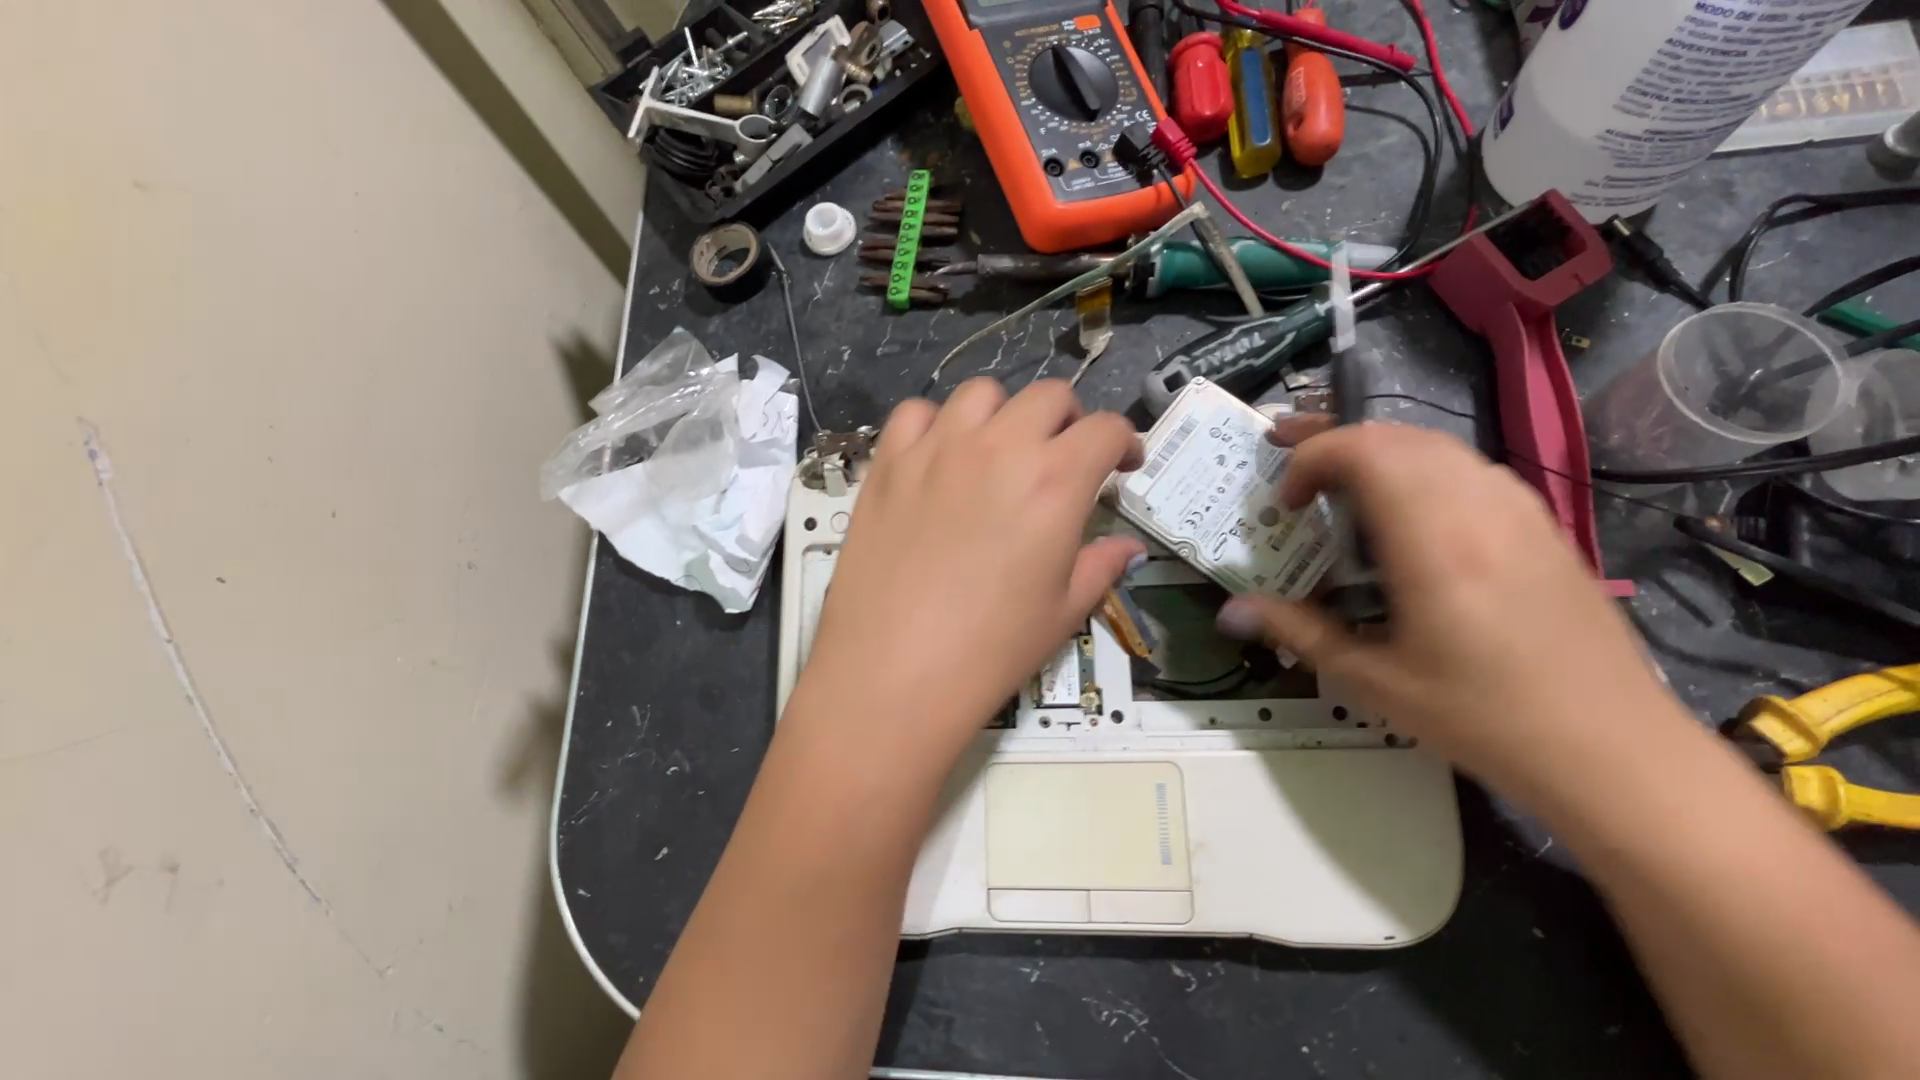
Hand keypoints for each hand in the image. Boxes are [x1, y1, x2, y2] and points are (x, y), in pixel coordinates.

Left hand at [792, 379, 1144, 757]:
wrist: (893, 673)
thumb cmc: (990, 651)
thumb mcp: (1062, 612)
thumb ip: (1100, 566)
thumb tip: (1127, 547)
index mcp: (1055, 482)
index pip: (1105, 429)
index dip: (1124, 442)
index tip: (1122, 465)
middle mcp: (999, 447)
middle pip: (1048, 396)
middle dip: (1069, 421)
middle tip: (1063, 460)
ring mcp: (936, 449)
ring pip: (981, 393)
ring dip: (1003, 414)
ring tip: (1000, 452)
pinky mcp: (888, 463)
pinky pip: (915, 413)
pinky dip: (935, 424)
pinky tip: (939, 458)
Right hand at [1216, 420, 1675, 794]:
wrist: (1609, 746)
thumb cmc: (1481, 717)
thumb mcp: (1374, 681)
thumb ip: (1299, 632)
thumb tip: (1230, 611)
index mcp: (1433, 539)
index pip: (1362, 451)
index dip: (1310, 458)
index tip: (1287, 504)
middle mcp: (1478, 506)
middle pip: (1396, 437)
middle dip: (1335, 441)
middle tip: (1290, 466)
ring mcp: (1518, 510)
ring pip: (1437, 446)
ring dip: (1379, 453)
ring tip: (1340, 484)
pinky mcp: (1542, 525)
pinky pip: (1471, 469)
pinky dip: (1422, 470)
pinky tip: (1409, 515)